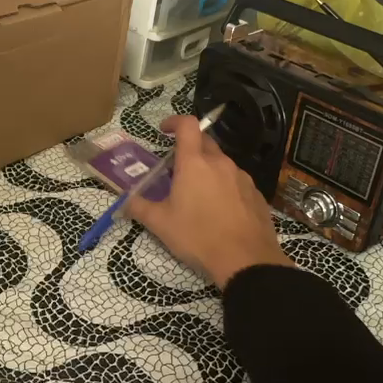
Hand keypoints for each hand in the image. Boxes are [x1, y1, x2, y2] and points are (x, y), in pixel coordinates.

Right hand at [126, 115, 292, 285]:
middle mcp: (220, 163)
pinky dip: (225, 187)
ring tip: (198, 195)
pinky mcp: (257, 194)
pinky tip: (220, 211)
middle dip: (190, 149)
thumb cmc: (198, 237)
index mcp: (195, 163)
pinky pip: (236, 182)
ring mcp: (242, 177)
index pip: (187, 125)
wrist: (246, 261)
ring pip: (221, 164)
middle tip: (177, 170)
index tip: (164, 131)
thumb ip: (139, 207)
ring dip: (208, 170)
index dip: (174, 122)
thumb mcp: (160, 224)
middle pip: (205, 142)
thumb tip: (125, 201)